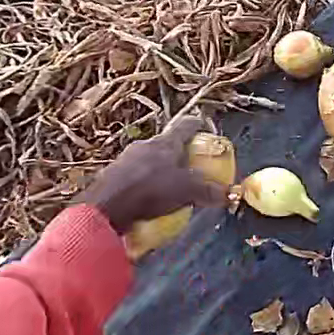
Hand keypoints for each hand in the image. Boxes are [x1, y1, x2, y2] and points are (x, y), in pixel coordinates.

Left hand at [76, 117, 226, 230]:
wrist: (104, 209)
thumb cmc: (151, 191)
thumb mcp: (188, 191)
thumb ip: (209, 191)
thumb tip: (229, 194)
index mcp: (166, 143)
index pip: (187, 125)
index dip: (199, 125)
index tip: (207, 130)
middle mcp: (144, 145)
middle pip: (167, 144)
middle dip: (180, 154)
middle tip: (191, 168)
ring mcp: (125, 159)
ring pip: (149, 159)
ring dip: (160, 170)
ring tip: (169, 188)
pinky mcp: (110, 176)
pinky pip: (134, 176)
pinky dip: (144, 184)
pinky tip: (148, 201)